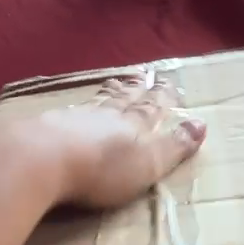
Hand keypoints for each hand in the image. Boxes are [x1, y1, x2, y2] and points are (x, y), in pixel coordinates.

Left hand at [28, 74, 207, 209]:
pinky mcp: (48, 127)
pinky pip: (71, 111)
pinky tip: (74, 108)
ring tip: (115, 83)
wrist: (42, 159)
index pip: (151, 108)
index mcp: (132, 125)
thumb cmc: (102, 168)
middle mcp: (105, 115)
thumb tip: (201, 123)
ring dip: (109, 92)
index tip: (169, 83)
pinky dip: (79, 107)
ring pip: (97, 101)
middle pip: (124, 98)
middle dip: (137, 89)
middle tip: (143, 75)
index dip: (162, 98)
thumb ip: (174, 146)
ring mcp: (74, 118)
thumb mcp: (148, 163)